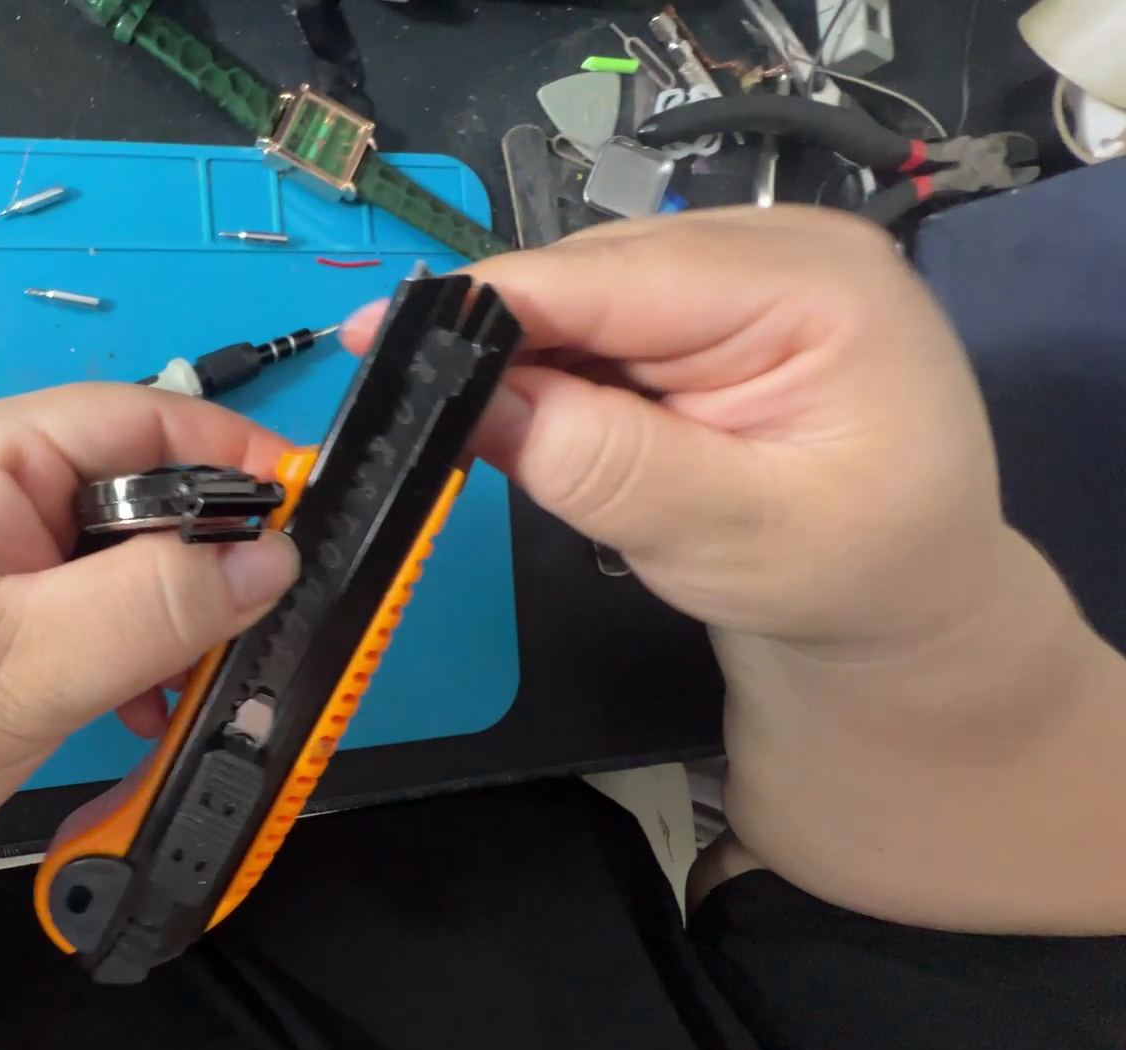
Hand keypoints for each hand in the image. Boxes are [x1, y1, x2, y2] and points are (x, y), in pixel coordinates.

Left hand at [0, 385, 297, 909]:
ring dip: (156, 616)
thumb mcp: (25, 670)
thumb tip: (272, 560)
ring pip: (108, 552)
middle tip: (238, 638)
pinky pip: (73, 594)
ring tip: (175, 691)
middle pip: (129, 490)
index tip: (306, 519)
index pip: (139, 419)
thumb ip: (156, 608)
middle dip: (194, 563)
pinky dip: (114, 641)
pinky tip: (126, 700)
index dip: (234, 460)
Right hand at [343, 207, 1008, 653]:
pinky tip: (516, 413)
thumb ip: (601, 463)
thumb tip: (474, 400)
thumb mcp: (723, 531)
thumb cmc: (835, 568)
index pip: (604, 278)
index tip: (372, 338)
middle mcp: (758, 252)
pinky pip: (574, 326)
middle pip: (573, 276)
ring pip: (561, 299)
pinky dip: (529, 372)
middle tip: (410, 405)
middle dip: (487, 340)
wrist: (884, 591)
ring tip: (467, 421)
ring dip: (505, 360)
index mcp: (802, 284)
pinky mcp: (682, 314)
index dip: (482, 306)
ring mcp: (719, 277)